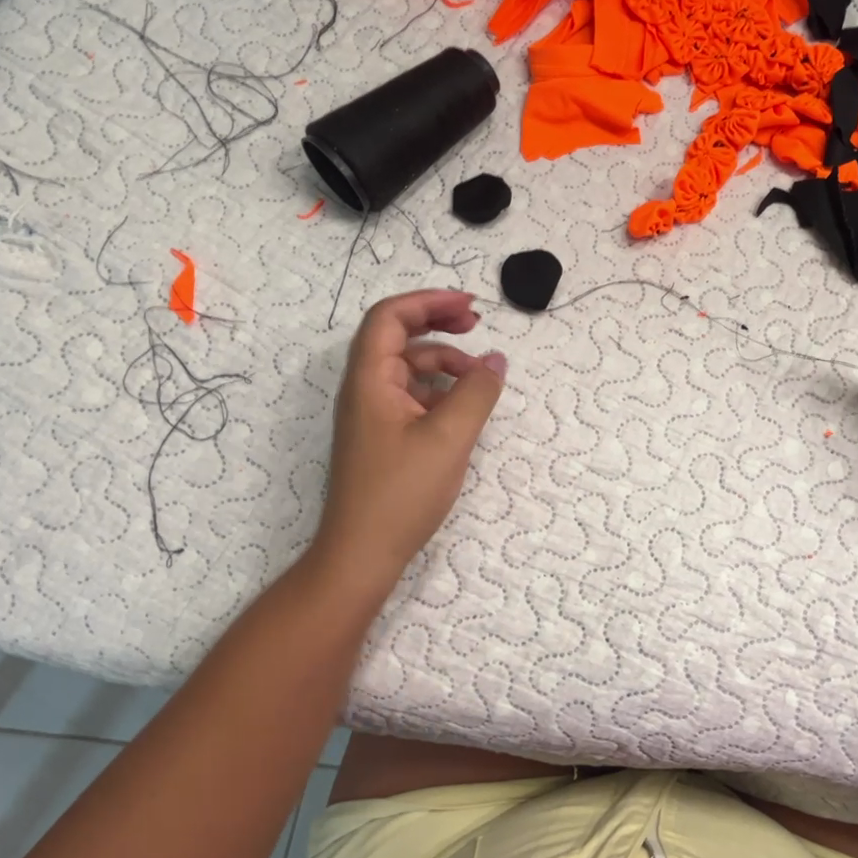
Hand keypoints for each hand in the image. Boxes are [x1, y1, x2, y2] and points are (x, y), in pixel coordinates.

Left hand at [317, 290, 505, 578]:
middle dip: (439, 325)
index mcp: (369, 380)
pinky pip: (412, 397)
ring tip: (480, 379)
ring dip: (445, 362)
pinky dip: (440, 391)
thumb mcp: (450, 438)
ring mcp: (372, 415)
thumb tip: (497, 361)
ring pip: (408, 369)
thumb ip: (477, 392)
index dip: (429, 302)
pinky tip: (465, 408)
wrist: (361, 554)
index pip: (390, 317)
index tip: (471, 307)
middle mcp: (365, 390)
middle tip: (478, 326)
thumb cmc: (402, 493)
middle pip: (398, 337)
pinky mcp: (383, 438)